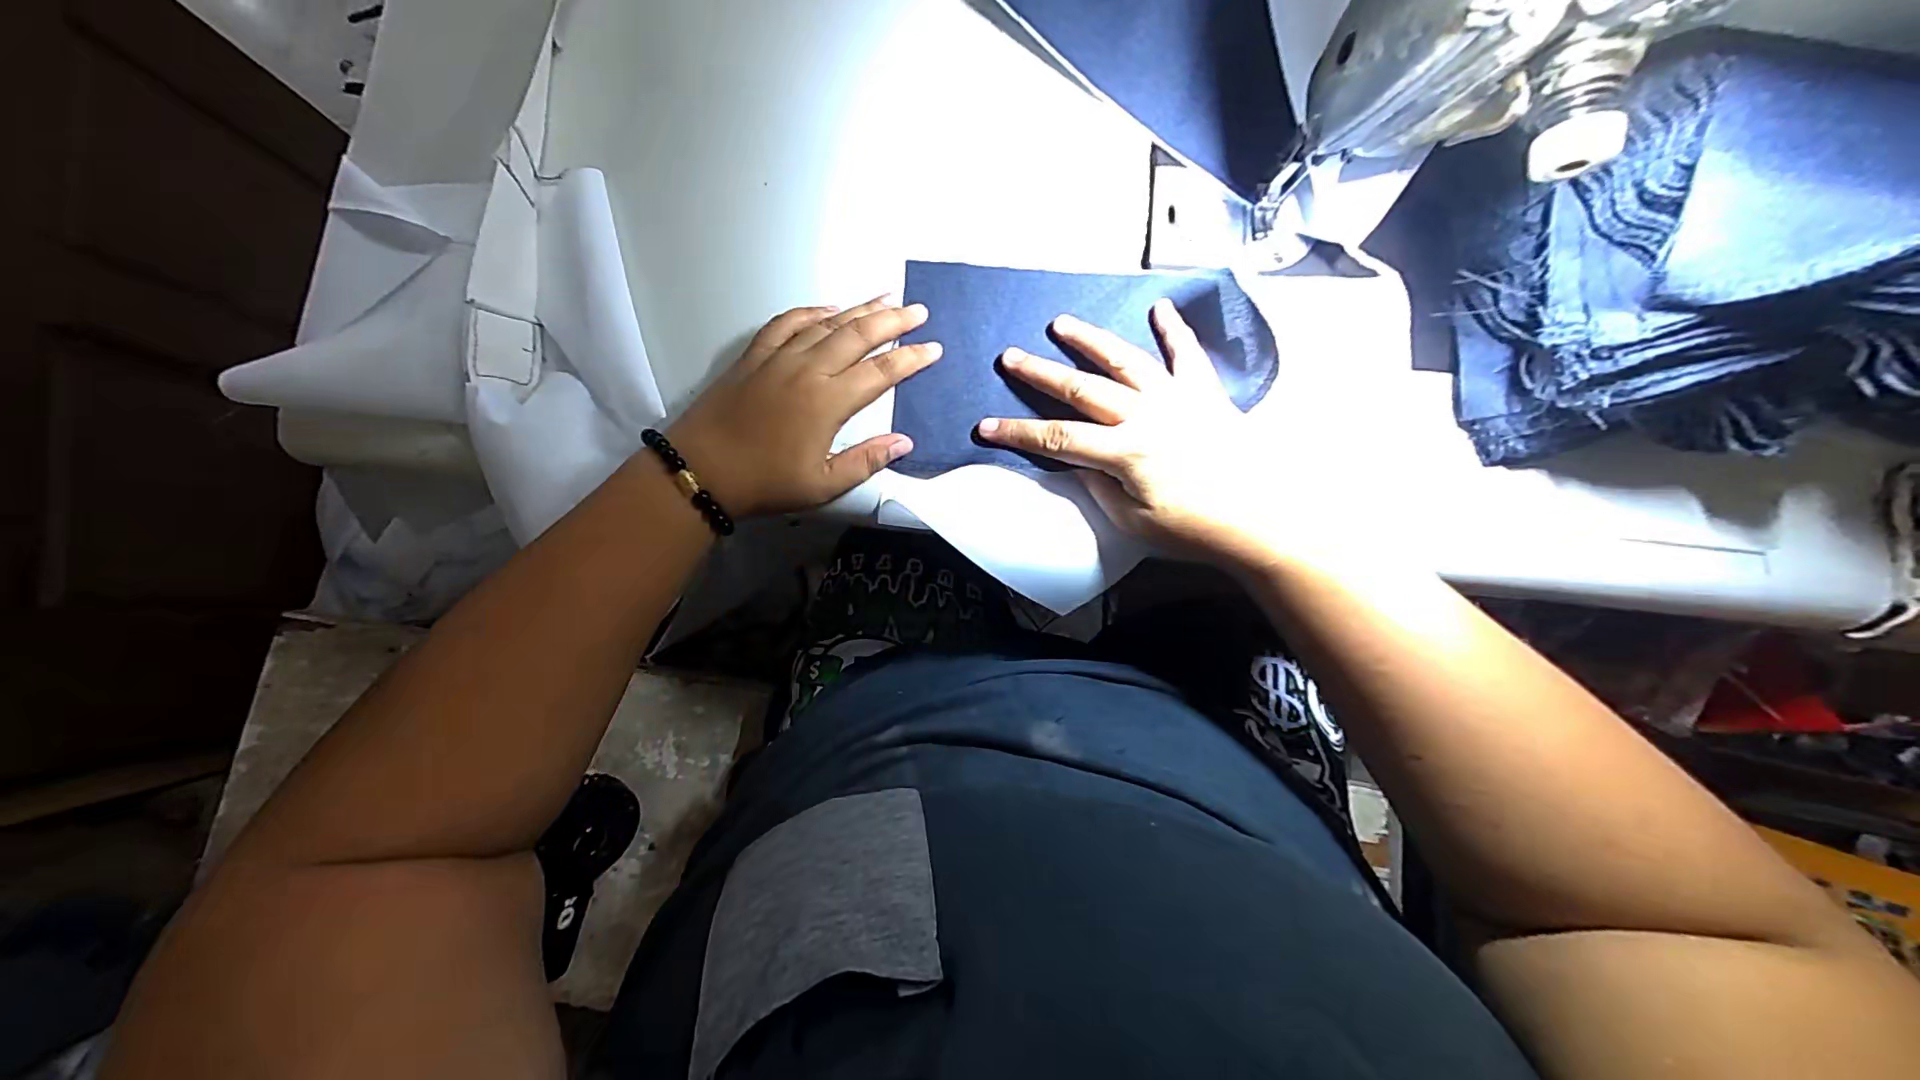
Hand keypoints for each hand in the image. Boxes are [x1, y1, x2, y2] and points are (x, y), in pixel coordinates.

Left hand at [667, 296, 939, 516]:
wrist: (701, 470)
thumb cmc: (766, 483)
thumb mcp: (823, 484)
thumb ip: (866, 461)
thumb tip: (904, 442)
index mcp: (829, 401)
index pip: (881, 372)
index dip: (911, 358)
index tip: (934, 347)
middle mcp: (808, 369)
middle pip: (858, 335)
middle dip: (892, 320)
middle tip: (918, 309)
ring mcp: (779, 358)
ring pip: (827, 323)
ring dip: (859, 309)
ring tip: (884, 298)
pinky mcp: (754, 356)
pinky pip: (786, 323)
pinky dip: (811, 312)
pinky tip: (828, 309)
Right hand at [977, 302, 1309, 572]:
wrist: (1261, 522)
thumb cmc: (1195, 529)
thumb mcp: (1133, 520)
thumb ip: (1099, 486)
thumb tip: (1079, 462)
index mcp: (1125, 453)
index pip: (1057, 439)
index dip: (1017, 434)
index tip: (987, 427)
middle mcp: (1146, 416)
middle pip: (1081, 389)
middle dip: (1040, 374)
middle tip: (1011, 358)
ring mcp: (1177, 399)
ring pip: (1124, 360)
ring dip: (1089, 340)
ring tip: (1062, 324)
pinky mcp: (1205, 395)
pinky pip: (1186, 355)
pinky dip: (1173, 330)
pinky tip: (1160, 309)